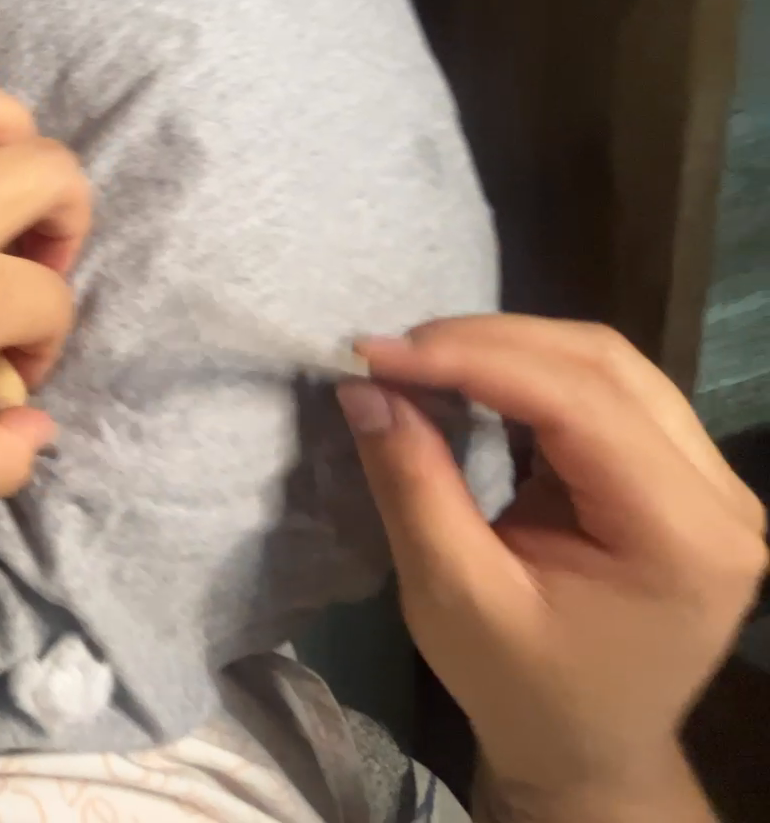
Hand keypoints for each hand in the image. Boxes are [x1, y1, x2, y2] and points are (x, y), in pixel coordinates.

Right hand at [338, 317, 765, 817]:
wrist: (582, 740)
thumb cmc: (517, 679)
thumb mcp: (449, 587)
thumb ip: (410, 481)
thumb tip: (363, 390)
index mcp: (681, 535)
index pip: (578, 403)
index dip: (467, 361)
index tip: (369, 355)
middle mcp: (717, 496)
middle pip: (603, 364)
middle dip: (481, 341)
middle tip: (384, 354)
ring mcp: (702, 482)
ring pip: (604, 364)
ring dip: (498, 346)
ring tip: (412, 361)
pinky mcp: (665, 476)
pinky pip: (596, 390)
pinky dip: (515, 370)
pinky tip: (458, 380)